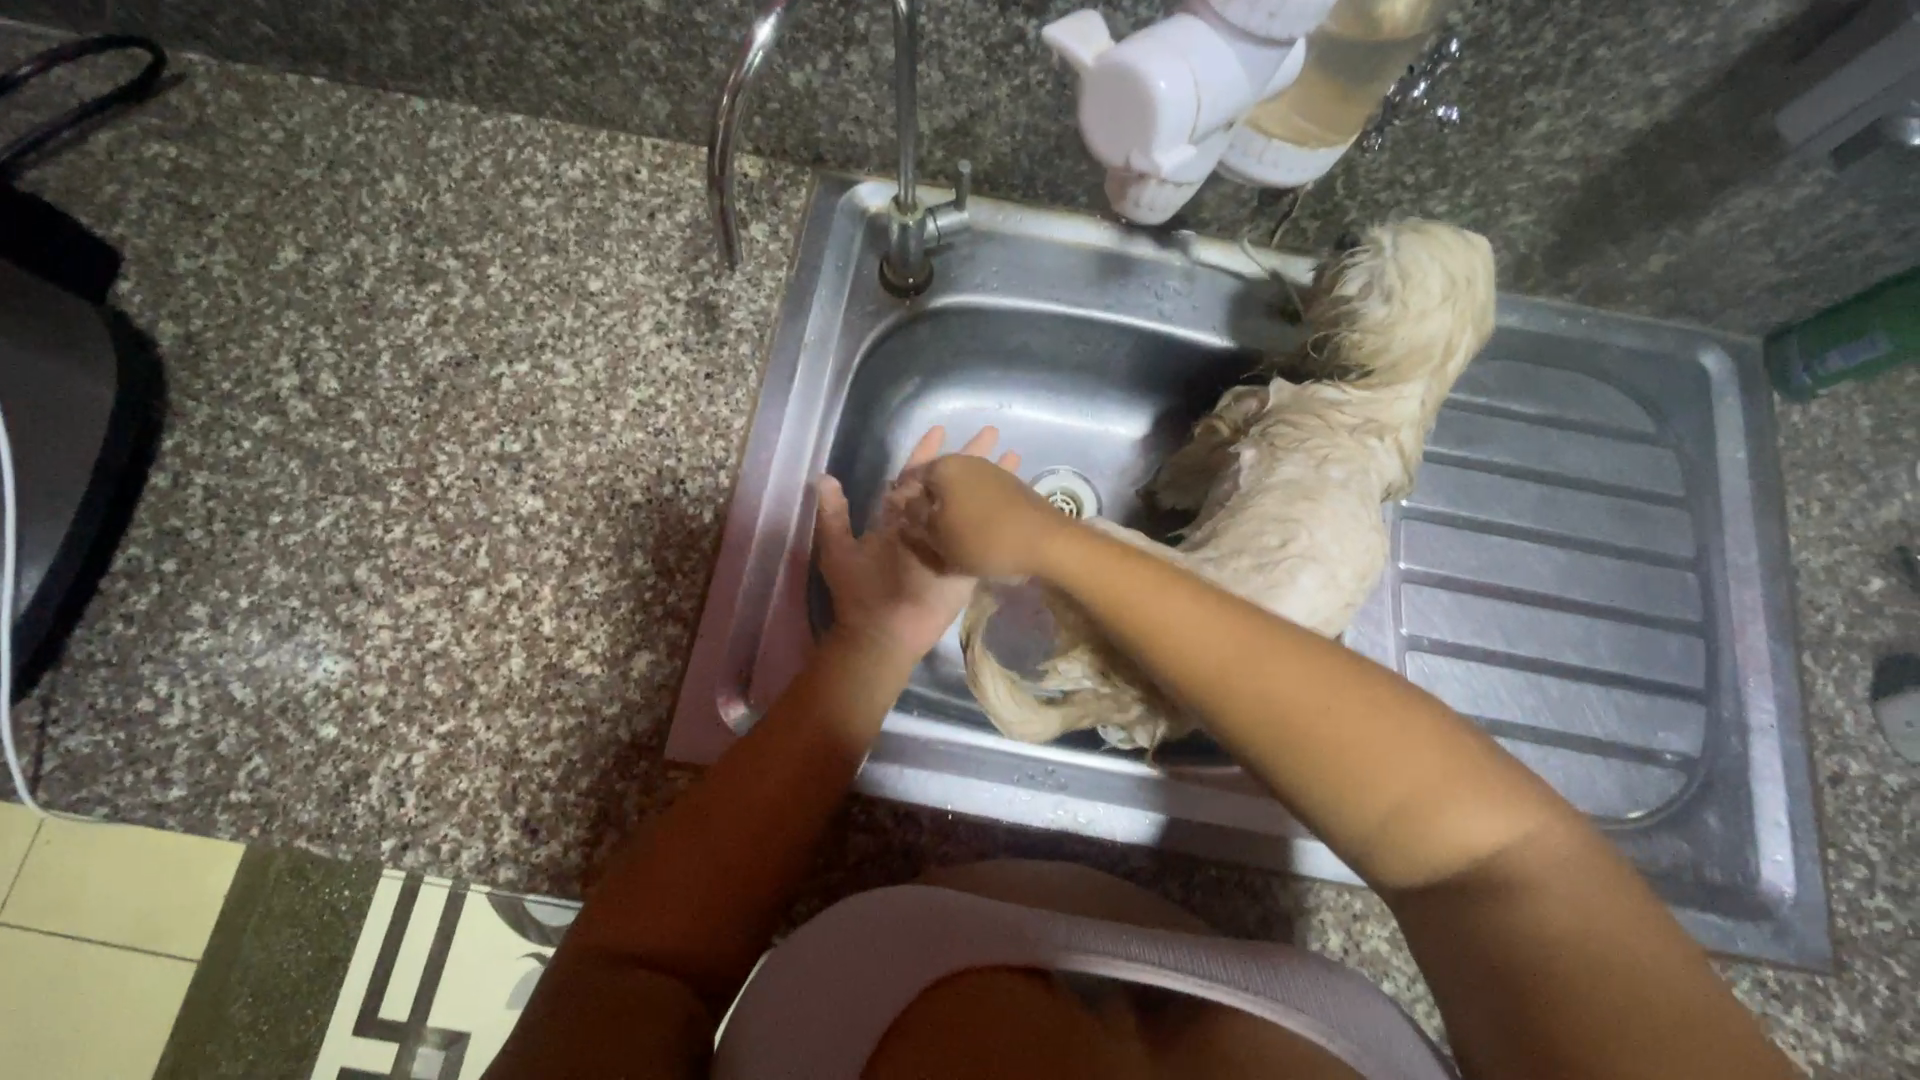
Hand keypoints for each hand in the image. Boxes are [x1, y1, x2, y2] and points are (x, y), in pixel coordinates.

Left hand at [814, 426, 1020, 660]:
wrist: (882, 631)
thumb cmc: (859, 591)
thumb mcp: (838, 550)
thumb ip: (833, 515)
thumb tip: (825, 478)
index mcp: (897, 518)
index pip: (914, 476)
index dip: (926, 454)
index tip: (940, 430)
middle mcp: (925, 524)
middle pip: (951, 483)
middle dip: (968, 458)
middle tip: (989, 432)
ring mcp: (948, 542)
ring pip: (971, 504)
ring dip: (992, 481)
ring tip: (1013, 458)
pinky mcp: (966, 562)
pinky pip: (984, 535)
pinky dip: (1002, 517)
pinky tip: (1020, 498)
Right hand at [899, 453, 1070, 578]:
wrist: (1043, 542)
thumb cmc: (982, 538)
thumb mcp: (938, 536)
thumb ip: (916, 518)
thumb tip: (905, 504)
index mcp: (943, 467)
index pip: (912, 477)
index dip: (903, 498)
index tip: (901, 519)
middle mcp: (967, 461)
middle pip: (939, 476)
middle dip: (930, 493)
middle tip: (922, 519)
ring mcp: (993, 471)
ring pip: (964, 482)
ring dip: (955, 498)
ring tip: (948, 521)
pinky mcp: (1014, 486)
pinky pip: (985, 491)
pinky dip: (976, 502)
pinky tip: (976, 520)